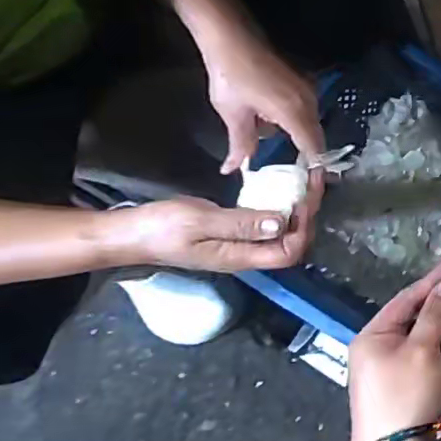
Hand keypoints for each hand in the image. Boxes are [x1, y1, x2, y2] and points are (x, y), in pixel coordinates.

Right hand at [97, 197, 304, 271]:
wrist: (128, 233)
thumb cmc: (161, 228)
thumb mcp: (200, 221)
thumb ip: (241, 224)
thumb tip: (281, 223)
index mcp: (241, 257)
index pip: (289, 252)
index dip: (304, 227)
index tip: (306, 196)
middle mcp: (246, 255)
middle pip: (291, 243)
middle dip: (307, 215)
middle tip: (312, 182)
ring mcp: (239, 245)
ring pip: (281, 233)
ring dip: (296, 210)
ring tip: (304, 182)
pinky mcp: (233, 233)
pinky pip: (266, 224)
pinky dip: (279, 206)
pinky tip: (281, 189)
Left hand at [198, 25, 324, 173]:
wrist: (231, 38)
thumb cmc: (231, 76)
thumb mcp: (233, 114)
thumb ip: (241, 144)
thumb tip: (235, 170)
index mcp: (294, 112)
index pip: (313, 146)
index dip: (314, 167)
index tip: (311, 185)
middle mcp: (308, 101)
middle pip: (316, 136)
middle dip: (308, 157)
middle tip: (297, 176)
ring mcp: (306, 90)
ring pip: (310, 123)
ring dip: (299, 139)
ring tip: (283, 157)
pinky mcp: (300, 83)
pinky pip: (304, 111)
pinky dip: (295, 125)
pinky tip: (275, 130)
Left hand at [348, 267, 440, 440]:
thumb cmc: (405, 396)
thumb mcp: (423, 349)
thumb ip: (434, 313)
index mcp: (372, 333)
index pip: (406, 296)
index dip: (432, 281)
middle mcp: (374, 345)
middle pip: (411, 314)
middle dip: (439, 302)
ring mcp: (384, 365)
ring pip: (417, 334)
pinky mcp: (397, 382)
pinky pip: (419, 352)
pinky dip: (439, 344)